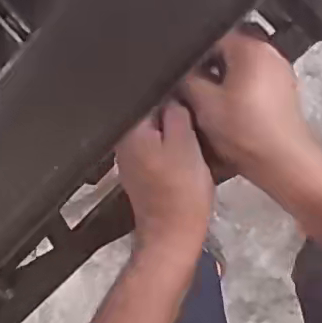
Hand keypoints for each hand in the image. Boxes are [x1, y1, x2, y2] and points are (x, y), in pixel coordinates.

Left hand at [115, 101, 214, 257]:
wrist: (172, 233)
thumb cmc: (181, 189)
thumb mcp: (186, 141)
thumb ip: (176, 111)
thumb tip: (173, 94)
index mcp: (130, 130)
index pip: (148, 93)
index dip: (173, 88)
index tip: (193, 91)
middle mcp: (123, 142)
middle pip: (150, 111)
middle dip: (173, 109)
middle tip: (198, 111)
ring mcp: (129, 159)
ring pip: (155, 130)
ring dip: (174, 129)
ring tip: (196, 129)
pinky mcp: (140, 173)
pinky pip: (156, 148)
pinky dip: (170, 147)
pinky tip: (187, 151)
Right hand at [179, 30, 321, 187]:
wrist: (282, 161)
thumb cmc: (246, 132)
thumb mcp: (203, 103)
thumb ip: (186, 79)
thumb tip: (178, 71)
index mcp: (252, 48)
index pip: (213, 35)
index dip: (193, 55)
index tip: (182, 74)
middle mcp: (270, 54)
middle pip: (228, 52)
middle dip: (208, 70)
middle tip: (194, 92)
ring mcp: (279, 74)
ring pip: (240, 69)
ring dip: (222, 84)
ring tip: (210, 106)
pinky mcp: (282, 93)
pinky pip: (253, 84)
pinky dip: (238, 95)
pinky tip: (229, 115)